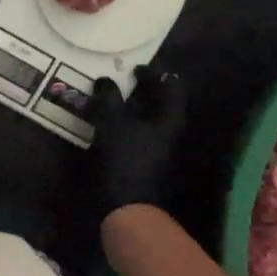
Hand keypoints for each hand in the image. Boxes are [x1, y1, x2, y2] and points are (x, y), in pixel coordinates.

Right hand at [90, 66, 185, 216]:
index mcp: (170, 118)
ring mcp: (161, 148)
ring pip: (149, 119)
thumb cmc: (124, 160)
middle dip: (141, 90)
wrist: (127, 207)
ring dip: (131, 108)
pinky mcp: (148, 162)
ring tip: (109, 102)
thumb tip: (105, 79)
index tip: (134, 67)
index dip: (153, 72)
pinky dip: (126, 124)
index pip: (170, 84)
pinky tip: (108, 125)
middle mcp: (171, 131)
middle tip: (119, 82)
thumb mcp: (112, 124)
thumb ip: (109, 99)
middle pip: (160, 102)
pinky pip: (139, 134)